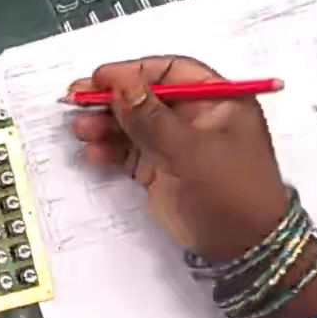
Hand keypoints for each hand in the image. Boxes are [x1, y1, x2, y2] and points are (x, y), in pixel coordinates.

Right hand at [69, 56, 287, 261]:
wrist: (240, 245)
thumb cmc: (228, 189)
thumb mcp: (190, 149)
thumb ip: (151, 117)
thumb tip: (121, 84)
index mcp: (215, 101)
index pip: (171, 72)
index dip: (134, 72)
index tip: (99, 78)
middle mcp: (193, 118)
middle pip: (144, 97)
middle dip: (110, 99)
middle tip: (76, 100)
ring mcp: (173, 145)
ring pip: (131, 125)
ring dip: (103, 125)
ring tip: (79, 129)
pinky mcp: (158, 169)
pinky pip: (127, 152)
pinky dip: (107, 150)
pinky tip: (90, 152)